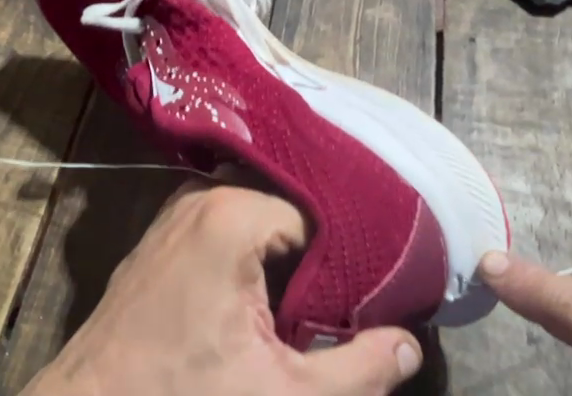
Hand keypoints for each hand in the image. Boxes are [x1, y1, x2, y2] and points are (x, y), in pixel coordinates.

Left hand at [23, 183, 422, 395]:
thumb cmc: (186, 393)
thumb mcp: (285, 394)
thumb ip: (358, 369)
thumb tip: (409, 343)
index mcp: (233, 215)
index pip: (318, 212)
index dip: (353, 248)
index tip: (381, 280)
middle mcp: (202, 196)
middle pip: (284, 203)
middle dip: (321, 240)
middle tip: (360, 279)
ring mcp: (176, 212)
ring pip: (252, 210)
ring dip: (286, 243)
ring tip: (326, 282)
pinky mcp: (162, 236)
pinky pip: (221, 222)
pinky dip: (252, 245)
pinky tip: (274, 285)